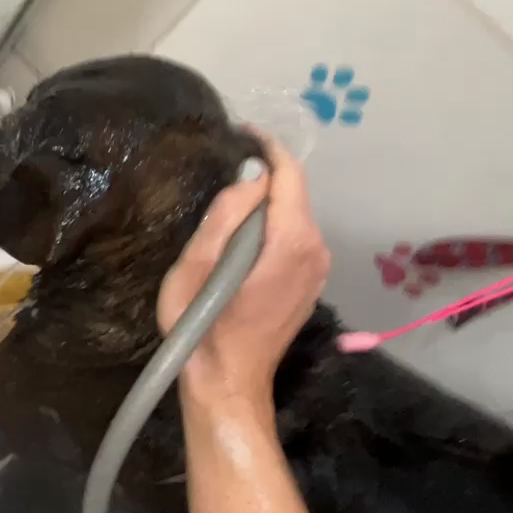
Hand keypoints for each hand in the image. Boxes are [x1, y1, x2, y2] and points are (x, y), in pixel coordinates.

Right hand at [157, 133, 329, 404]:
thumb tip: (251, 175)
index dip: (267, 148)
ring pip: (294, 217)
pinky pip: (294, 239)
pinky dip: (271, 227)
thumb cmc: (200, 325)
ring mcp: (317, 269)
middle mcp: (315, 249)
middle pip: (293, 195)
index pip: (290, 176)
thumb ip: (225, 217)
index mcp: (291, 241)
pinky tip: (240, 239)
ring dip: (264, 204)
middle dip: (262, 176)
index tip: (238, 132)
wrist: (227, 380)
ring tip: (225, 202)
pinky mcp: (309, 284)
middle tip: (221, 168)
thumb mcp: (195, 268)